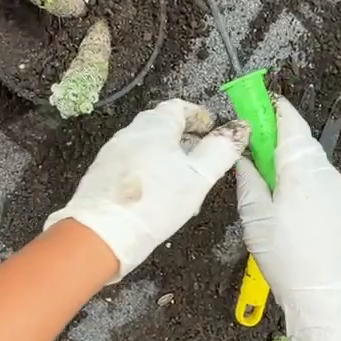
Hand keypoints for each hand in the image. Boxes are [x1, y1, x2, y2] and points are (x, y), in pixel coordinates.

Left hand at [46, 99, 248, 281]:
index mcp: (154, 126)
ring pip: (144, 145)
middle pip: (160, 125)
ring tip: (181, 176)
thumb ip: (220, 150)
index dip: (198, 115)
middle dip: (182, 136)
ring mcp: (112, 153)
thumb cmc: (156, 202)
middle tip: (200, 153)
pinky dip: (148, 168)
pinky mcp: (101, 175)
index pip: (178, 107)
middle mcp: (129, 133)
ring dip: (165, 154)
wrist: (102, 233)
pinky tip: (156, 192)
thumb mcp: (198, 177)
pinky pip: (130, 163)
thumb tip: (239, 129)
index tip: (211, 128)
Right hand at [234, 98, 340, 340]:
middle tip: (251, 144)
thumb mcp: (255, 220)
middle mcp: (325, 171)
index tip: (255, 102)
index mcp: (301, 170)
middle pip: (300, 140)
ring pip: (310, 160)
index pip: (290, 122)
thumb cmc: (288, 258)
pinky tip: (286, 197)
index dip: (273, 108)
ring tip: (265, 176)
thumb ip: (248, 181)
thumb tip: (243, 157)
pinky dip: (301, 176)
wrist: (329, 295)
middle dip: (276, 135)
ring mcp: (339, 188)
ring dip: (288, 158)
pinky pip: (320, 178)